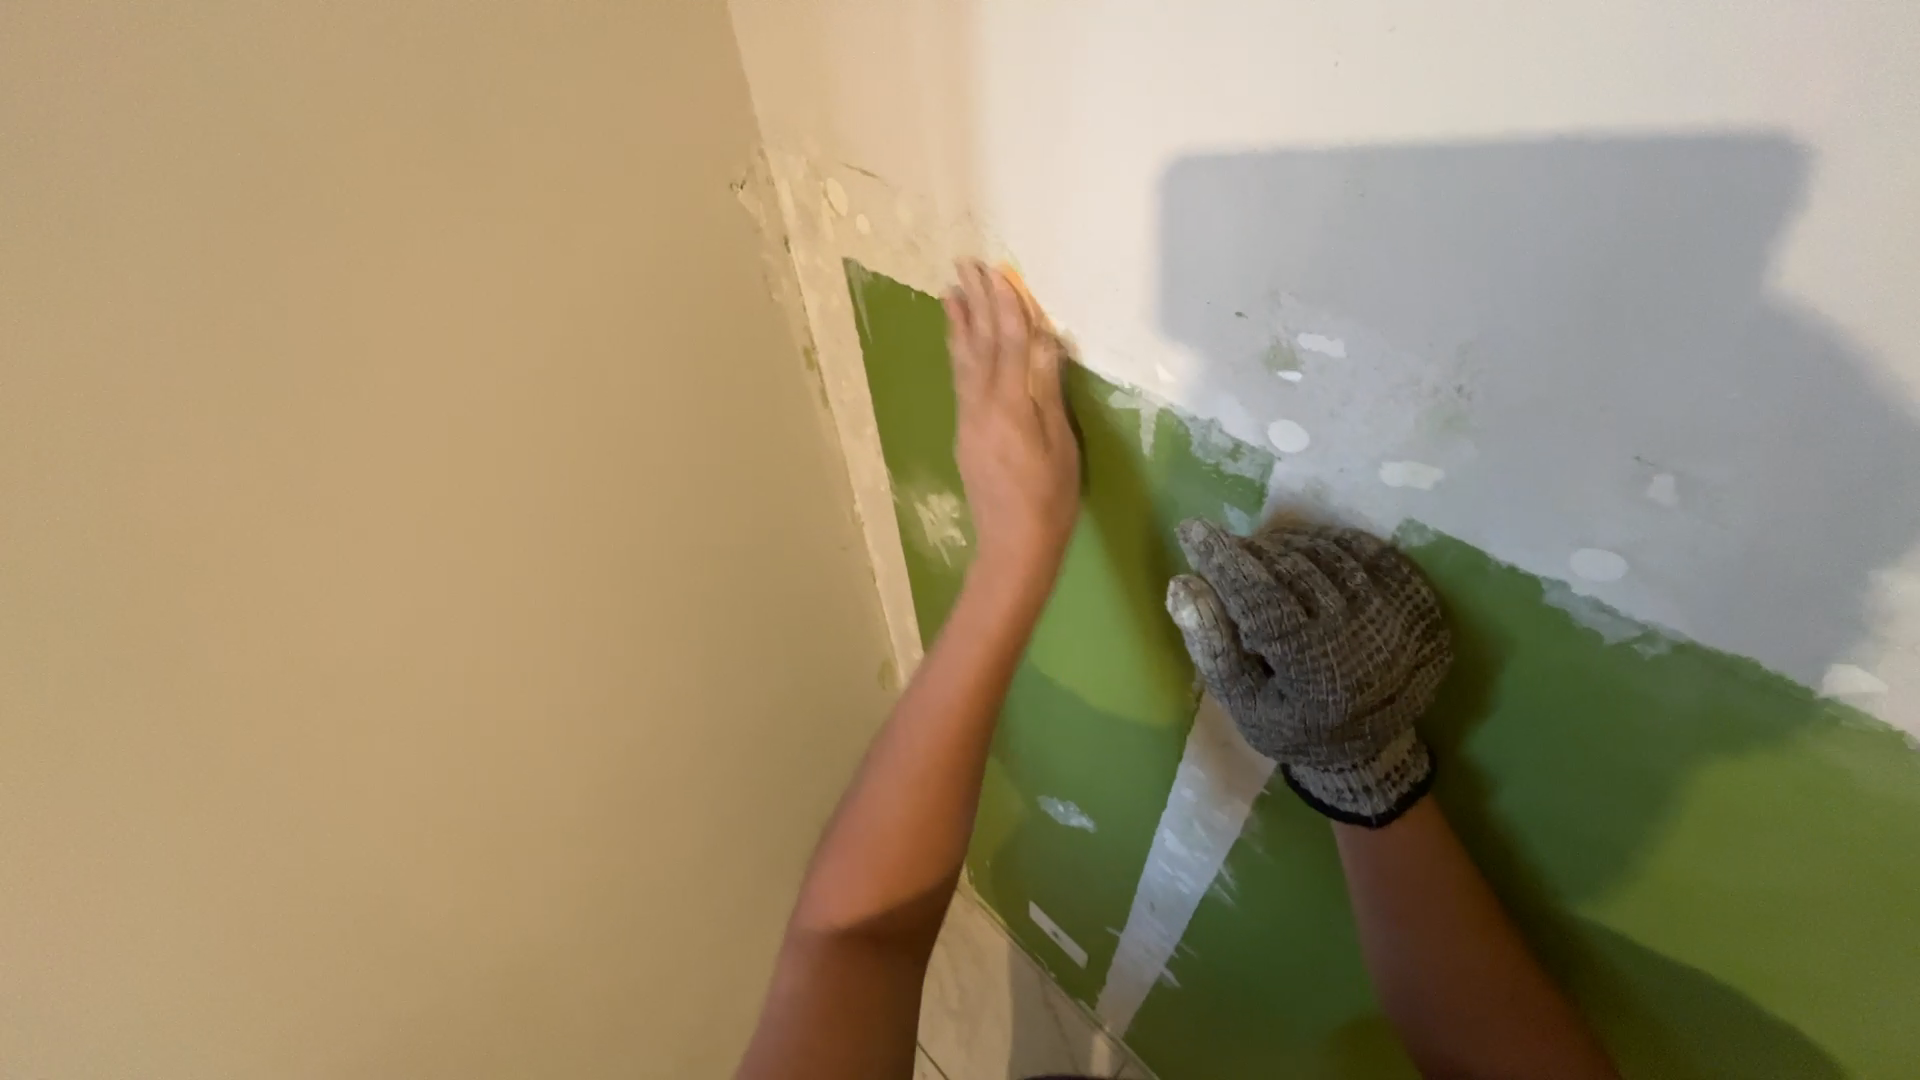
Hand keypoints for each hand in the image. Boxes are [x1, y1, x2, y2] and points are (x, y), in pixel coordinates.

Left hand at [942, 261, 1080, 604]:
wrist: (1013, 545)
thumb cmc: (1049, 498)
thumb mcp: (1060, 444)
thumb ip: (1048, 390)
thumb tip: (1046, 340)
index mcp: (1010, 404)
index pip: (1010, 342)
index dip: (1007, 305)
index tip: (1000, 272)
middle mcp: (982, 405)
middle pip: (980, 344)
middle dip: (976, 303)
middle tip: (965, 266)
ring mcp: (969, 420)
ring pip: (963, 362)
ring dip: (959, 325)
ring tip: (952, 294)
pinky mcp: (966, 435)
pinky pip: (961, 382)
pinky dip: (960, 355)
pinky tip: (959, 345)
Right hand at [1166, 519, 1452, 826]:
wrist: (1369, 750)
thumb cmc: (1292, 727)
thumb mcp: (1240, 701)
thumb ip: (1210, 644)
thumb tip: (1182, 583)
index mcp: (1312, 666)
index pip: (1255, 593)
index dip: (1220, 557)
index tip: (1191, 530)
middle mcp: (1359, 634)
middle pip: (1291, 566)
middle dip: (1249, 551)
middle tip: (1225, 550)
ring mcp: (1396, 616)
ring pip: (1328, 552)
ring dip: (1286, 544)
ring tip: (1260, 553)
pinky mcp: (1419, 605)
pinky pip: (1370, 551)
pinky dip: (1330, 542)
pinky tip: (1305, 551)